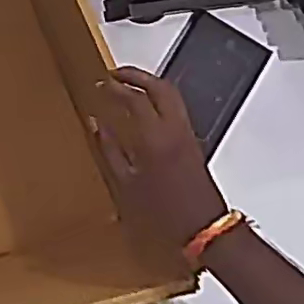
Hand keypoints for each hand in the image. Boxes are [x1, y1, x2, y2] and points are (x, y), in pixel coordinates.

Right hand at [90, 66, 228, 249]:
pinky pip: (175, 107)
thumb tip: (98, 125)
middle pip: (159, 87)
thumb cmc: (165, 211)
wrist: (205, 230)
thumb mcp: (125, 181)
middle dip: (136, 75)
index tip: (101, 83)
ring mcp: (187, 134)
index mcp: (154, 138)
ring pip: (171, 94)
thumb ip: (110, 148)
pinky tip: (144, 106)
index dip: (115, 87)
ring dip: (149, 83)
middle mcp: (174, 130)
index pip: (134, 98)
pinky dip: (158, 98)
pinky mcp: (193, 141)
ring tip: (128, 85)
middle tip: (116, 74)